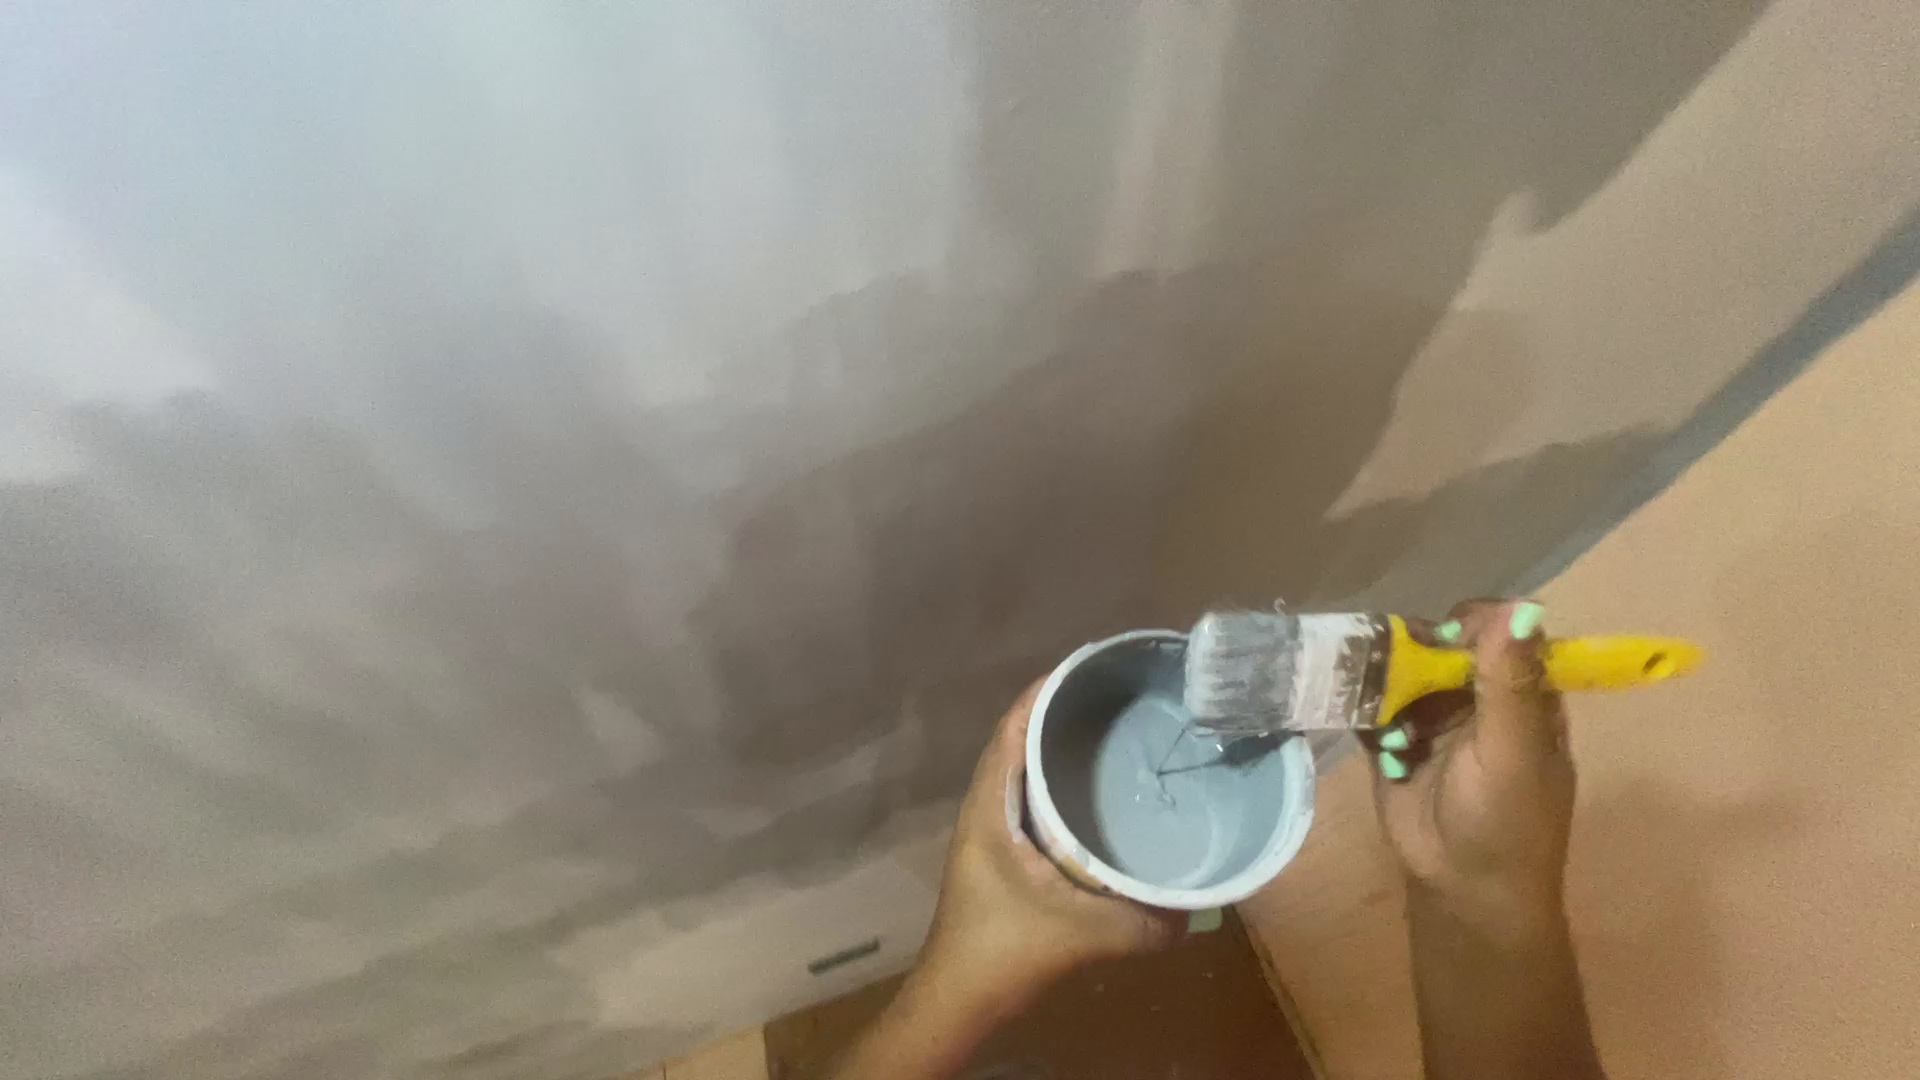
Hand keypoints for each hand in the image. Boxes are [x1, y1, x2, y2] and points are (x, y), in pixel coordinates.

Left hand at [909, 680, 1185, 1017]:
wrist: (958, 998)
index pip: (1010, 729)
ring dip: (1050, 745)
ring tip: (1103, 730)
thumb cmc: (1003, 951)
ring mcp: (987, 826)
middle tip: (1109, 699)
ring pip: (1018, 767)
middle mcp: (984, 804)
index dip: (1040, 694)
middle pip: (1015, 739)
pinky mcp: (997, 848)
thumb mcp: (1079, 935)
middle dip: (1055, 713)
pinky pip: (1023, 794)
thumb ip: (1140, 922)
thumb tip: (1198, 908)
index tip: (1084, 671)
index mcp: (989, 805)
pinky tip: (1086, 791)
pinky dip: (1050, 779)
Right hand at [1362, 599, 1576, 931]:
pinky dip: (1356, 701)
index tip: (1443, 637)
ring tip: (1367, 694)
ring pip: (1400, 669)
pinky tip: (1353, 712)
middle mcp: (1475, 698)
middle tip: (1393, 668)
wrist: (1459, 886)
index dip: (1473, 623)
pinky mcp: (1390, 735)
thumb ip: (1510, 682)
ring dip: (1379, 675)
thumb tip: (1522, 606)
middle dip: (1413, 648)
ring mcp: (1430, 716)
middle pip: (1440, 644)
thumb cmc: (1503, 821)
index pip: (1500, 632)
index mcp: (1520, 696)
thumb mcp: (1512, 751)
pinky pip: (1369, 701)